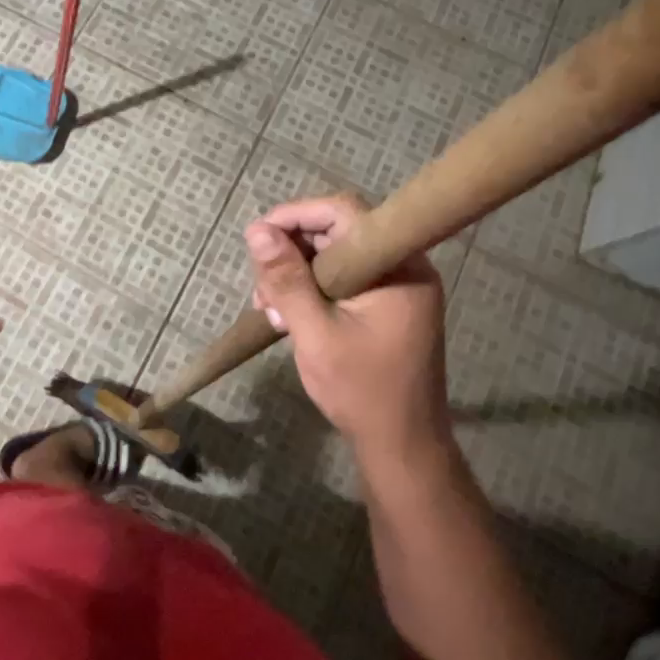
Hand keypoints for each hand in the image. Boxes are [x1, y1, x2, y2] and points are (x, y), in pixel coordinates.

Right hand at [245, 195, 450, 461]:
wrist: (401, 446)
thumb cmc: (362, 391)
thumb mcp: (314, 333)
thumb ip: (286, 280)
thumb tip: (256, 230)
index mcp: (398, 267)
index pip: (344, 213)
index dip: (297, 216)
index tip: (259, 238)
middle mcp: (402, 267)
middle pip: (336, 232)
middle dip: (291, 252)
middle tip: (263, 289)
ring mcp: (395, 286)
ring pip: (333, 255)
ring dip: (295, 274)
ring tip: (270, 310)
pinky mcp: (385, 305)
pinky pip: (341, 278)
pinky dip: (310, 290)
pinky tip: (286, 316)